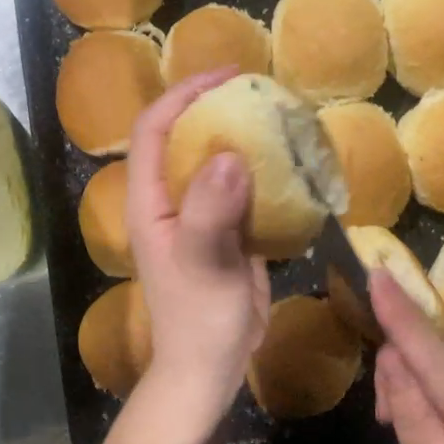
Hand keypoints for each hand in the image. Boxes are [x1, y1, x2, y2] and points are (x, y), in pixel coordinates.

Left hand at [123, 69, 271, 434]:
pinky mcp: (225, 232)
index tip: (227, 76)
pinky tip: (294, 163)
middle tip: (263, 93)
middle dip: (218, 109)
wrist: (211, 367)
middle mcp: (168, 199)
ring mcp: (197, 215)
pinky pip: (240, 189)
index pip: (154, 129)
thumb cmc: (198, 318)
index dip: (184, 95)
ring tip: (283, 117)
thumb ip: (211, 210)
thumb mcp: (204, 264)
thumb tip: (231, 154)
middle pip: (185, 137)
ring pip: (215, 161)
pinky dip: (263, 172)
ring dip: (244, 137)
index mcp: (149, 200)